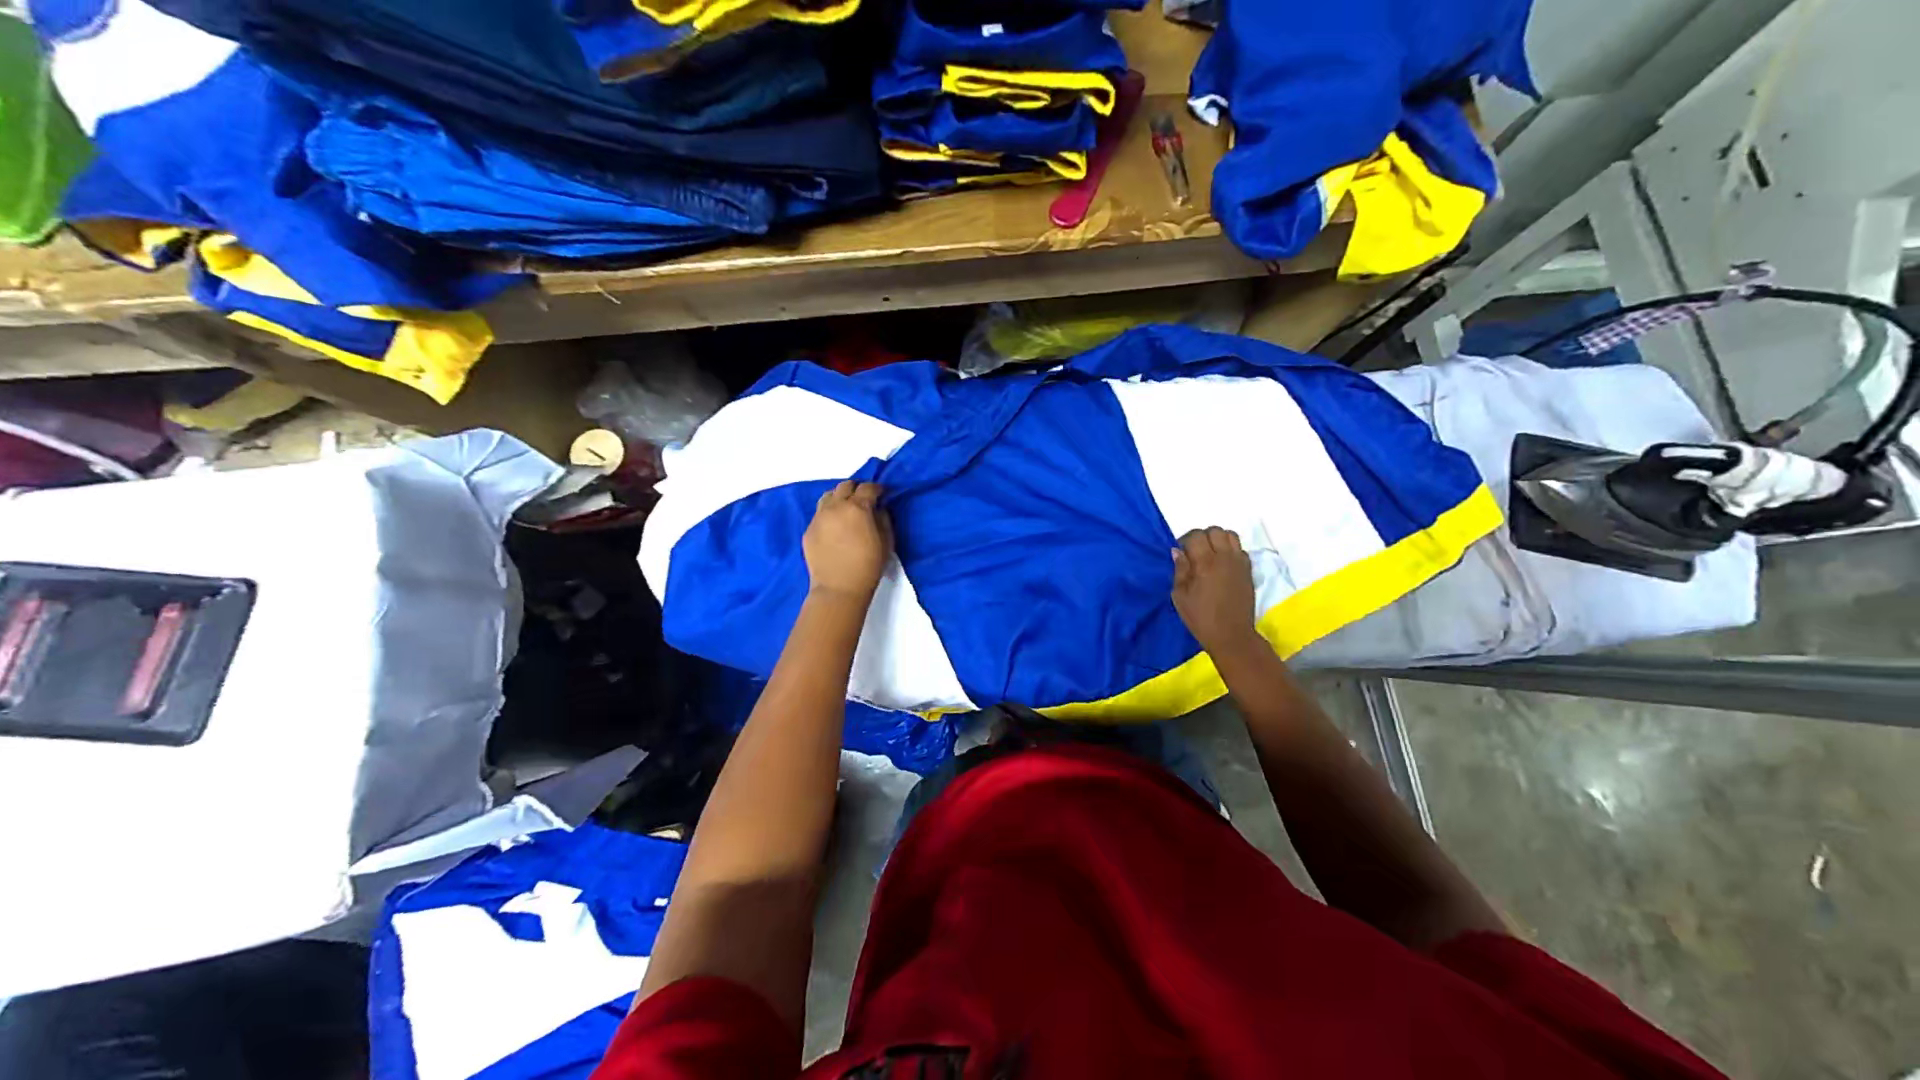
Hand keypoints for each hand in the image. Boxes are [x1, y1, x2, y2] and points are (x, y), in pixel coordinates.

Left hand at [803, 481, 892, 600]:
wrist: (839, 588)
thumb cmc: (868, 566)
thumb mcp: (886, 542)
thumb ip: (883, 519)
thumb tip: (877, 509)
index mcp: (857, 508)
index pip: (868, 487)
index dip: (877, 489)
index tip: (881, 494)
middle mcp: (836, 507)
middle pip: (845, 486)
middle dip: (856, 489)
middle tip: (863, 499)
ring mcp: (819, 517)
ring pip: (828, 496)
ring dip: (839, 498)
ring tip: (845, 509)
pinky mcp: (809, 530)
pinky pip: (819, 514)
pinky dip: (829, 514)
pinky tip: (834, 528)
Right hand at [1172, 527, 1259, 655]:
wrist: (1231, 635)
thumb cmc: (1201, 618)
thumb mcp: (1180, 596)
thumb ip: (1180, 570)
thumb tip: (1178, 551)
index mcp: (1205, 563)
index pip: (1196, 535)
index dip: (1186, 540)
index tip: (1181, 553)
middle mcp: (1225, 557)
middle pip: (1215, 531)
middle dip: (1203, 537)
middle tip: (1195, 552)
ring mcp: (1239, 563)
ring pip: (1230, 536)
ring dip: (1218, 540)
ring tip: (1211, 555)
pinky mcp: (1248, 571)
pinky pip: (1240, 549)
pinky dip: (1230, 551)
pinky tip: (1223, 565)